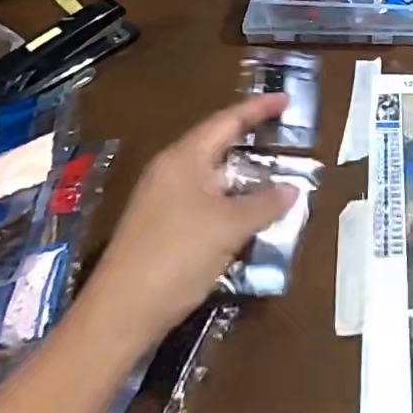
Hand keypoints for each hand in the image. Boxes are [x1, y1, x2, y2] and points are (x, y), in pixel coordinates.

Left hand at [71, 94, 297, 349]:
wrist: (119, 314)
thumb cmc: (177, 256)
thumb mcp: (230, 227)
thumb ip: (264, 203)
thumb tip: (292, 188)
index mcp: (185, 157)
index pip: (227, 120)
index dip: (259, 108)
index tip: (286, 98)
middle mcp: (171, 169)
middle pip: (216, 142)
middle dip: (250, 136)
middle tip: (282, 131)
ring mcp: (162, 197)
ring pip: (210, 173)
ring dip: (241, 171)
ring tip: (272, 170)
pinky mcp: (160, 224)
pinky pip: (203, 197)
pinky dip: (229, 196)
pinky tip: (246, 211)